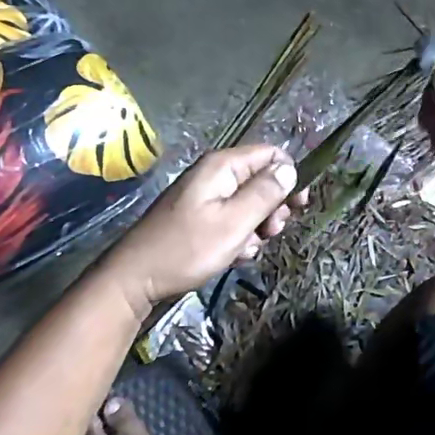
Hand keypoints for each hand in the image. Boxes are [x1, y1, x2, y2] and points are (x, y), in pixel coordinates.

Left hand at [101, 145, 306, 306]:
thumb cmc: (187, 249)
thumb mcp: (234, 222)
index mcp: (222, 166)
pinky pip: (233, 220)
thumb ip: (265, 193)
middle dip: (274, 207)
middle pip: (262, 179)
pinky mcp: (201, 218)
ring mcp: (206, 197)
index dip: (289, 177)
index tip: (298, 206)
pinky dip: (240, 237)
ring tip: (249, 248)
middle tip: (272, 232)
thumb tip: (290, 168)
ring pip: (250, 204)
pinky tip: (234, 255)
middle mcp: (215, 175)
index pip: (271, 154)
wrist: (136, 279)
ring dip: (258, 227)